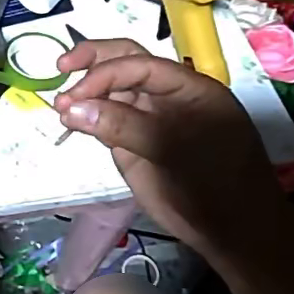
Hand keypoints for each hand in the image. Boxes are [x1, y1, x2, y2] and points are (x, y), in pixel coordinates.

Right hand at [54, 39, 288, 260]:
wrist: (233, 231)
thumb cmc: (215, 183)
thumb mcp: (172, 150)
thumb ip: (124, 126)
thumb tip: (71, 107)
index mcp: (188, 86)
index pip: (140, 64)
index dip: (106, 73)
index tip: (77, 95)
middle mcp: (167, 95)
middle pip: (126, 63)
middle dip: (93, 62)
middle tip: (62, 68)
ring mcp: (150, 118)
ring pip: (113, 91)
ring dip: (86, 91)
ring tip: (60, 107)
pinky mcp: (135, 143)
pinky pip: (108, 120)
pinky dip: (87, 117)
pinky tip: (69, 121)